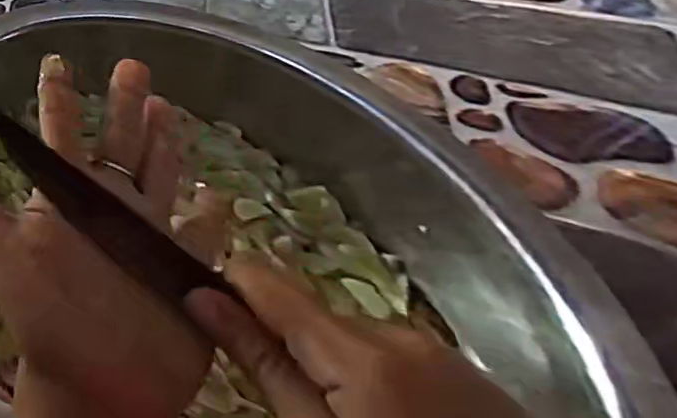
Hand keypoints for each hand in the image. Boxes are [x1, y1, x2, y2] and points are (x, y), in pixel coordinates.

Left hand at [0, 57, 222, 417]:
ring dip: (164, 143)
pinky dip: (211, 217)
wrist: (85, 382)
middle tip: (133, 65)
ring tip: (164, 106)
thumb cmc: (36, 308)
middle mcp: (106, 204)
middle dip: (125, 103)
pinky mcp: (181, 271)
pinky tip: (216, 192)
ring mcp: (144, 233)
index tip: (56, 60)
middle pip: (118, 142)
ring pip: (157, 175)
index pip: (60, 132)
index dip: (58, 96)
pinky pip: (201, 238)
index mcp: (64, 194)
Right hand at [186, 254, 530, 417]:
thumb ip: (262, 363)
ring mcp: (444, 353)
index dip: (229, 289)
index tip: (210, 313)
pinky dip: (380, 377)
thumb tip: (198, 296)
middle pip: (308, 310)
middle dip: (291, 342)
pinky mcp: (477, 378)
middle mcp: (397, 332)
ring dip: (337, 362)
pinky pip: (398, 355)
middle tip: (295, 398)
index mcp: (357, 350)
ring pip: (352, 334)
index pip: (260, 277)